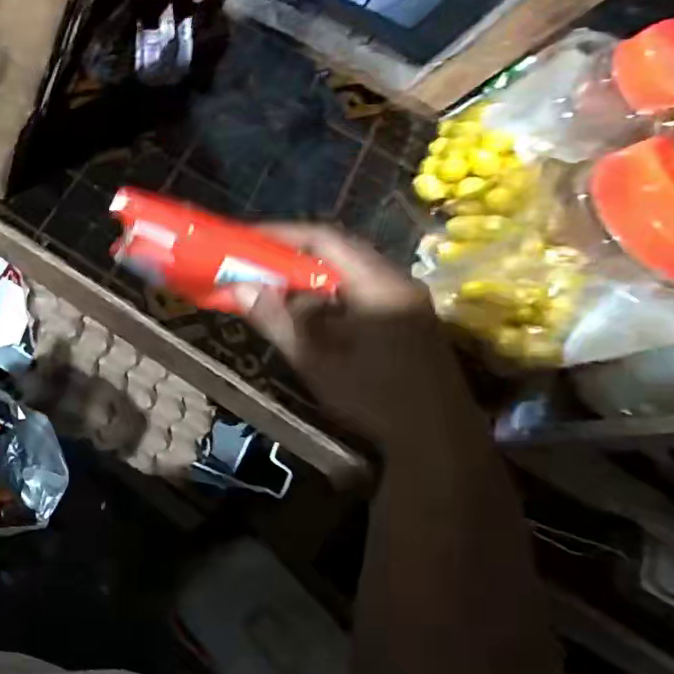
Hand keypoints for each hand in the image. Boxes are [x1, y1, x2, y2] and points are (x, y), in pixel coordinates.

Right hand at [232, 225, 478, 447]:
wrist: (436, 439)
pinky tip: (301, 307)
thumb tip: (237, 287)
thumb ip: (275, 318)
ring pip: (346, 269)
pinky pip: (356, 287)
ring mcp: (404, 299)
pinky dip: (323, 289)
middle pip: (336, 250)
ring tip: (267, 281)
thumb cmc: (373, 396)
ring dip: (305, 271)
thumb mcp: (313, 359)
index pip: (324, 239)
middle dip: (289, 251)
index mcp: (377, 285)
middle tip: (249, 258)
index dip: (281, 234)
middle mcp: (395, 282)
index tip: (243, 237)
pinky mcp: (404, 317)